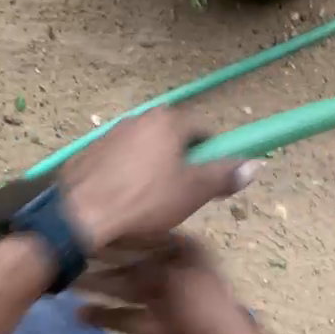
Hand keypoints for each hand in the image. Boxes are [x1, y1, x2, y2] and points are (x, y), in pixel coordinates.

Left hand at [56, 107, 259, 254]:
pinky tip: (127, 201)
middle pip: (174, 137)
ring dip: (155, 169)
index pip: (204, 130)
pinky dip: (129, 175)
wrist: (79, 216)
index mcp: (167, 120)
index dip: (212, 155)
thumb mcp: (193, 192)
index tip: (211, 181)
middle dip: (183, 162)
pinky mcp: (91, 152)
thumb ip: (224, 175)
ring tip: (153, 202)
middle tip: (184, 195)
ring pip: (147, 149)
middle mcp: (139, 118)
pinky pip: (122, 160)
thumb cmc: (143, 201)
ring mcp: (111, 133)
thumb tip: (255, 165)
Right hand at [75, 234, 269, 333]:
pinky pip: (125, 317)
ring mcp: (164, 301)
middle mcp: (172, 270)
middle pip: (131, 262)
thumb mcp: (175, 281)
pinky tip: (81, 315)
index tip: (84, 231)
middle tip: (67, 257)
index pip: (145, 235)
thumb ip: (144, 267)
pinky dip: (105, 316)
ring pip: (125, 289)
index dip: (117, 235)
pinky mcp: (155, 328)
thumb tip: (112, 255)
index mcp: (184, 251)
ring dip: (100, 288)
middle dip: (103, 261)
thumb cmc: (208, 315)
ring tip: (67, 285)